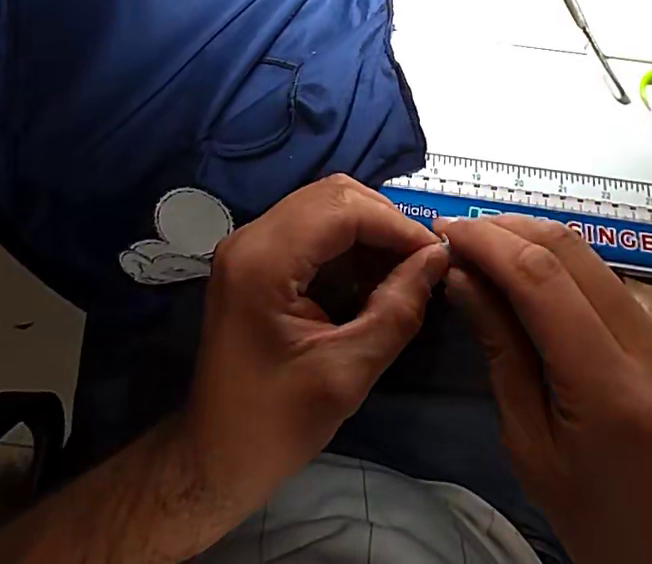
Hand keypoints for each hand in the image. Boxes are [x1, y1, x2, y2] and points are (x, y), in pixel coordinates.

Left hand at [183, 174, 448, 513]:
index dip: (395, 224)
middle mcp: (251, 237)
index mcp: (263, 261)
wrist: (215, 455)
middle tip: (421, 261)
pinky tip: (372, 273)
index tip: (435, 254)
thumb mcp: (347, 372)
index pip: (340, 209)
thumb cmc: (274, 424)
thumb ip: (397, 309)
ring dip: (368, 229)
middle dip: (384, 221)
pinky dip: (348, 241)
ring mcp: (250, 244)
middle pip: (331, 195)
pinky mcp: (256, 256)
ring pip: (323, 205)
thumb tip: (436, 258)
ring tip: (403, 267)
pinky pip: (311, 226)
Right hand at [438, 215, 651, 563]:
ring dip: (534, 241)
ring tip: (485, 249)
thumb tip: (462, 277)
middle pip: (571, 251)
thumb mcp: (529, 446)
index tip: (445, 231)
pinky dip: (563, 266)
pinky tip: (530, 278)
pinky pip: (611, 285)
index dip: (487, 242)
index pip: (540, 278)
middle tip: (459, 234)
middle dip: (507, 228)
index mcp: (612, 390)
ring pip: (593, 259)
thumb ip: (499, 350)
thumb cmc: (596, 527)